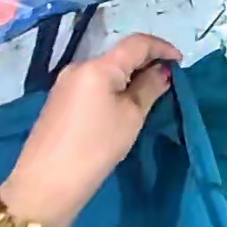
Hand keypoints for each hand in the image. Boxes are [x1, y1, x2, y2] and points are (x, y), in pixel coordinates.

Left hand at [0, 34, 180, 226]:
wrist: (45, 184)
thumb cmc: (95, 148)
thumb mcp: (130, 117)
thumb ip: (149, 88)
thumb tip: (161, 70)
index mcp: (98, 66)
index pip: (136, 42)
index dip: (161, 47)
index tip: (180, 62)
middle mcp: (79, 66)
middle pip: (119, 55)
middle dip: (145, 63)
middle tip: (168, 82)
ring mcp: (66, 82)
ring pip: (106, 70)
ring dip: (129, 76)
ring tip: (148, 95)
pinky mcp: (59, 99)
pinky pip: (93, 83)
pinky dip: (112, 87)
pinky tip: (121, 105)